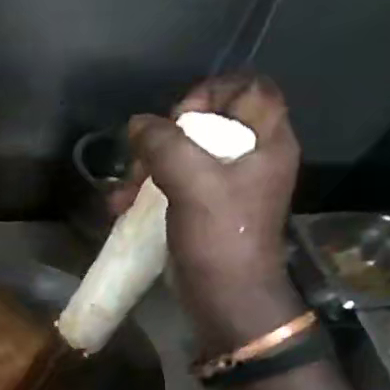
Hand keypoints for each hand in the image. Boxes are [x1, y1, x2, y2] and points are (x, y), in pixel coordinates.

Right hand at [118, 73, 304, 351]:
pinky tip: (121, 207)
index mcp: (268, 143)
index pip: (250, 89)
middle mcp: (252, 159)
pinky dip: (147, 191)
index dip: (213, 91)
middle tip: (144, 158)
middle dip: (166, 137)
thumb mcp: (193, 182)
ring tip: (124, 192)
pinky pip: (174, 185)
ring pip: (185, 155)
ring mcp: (228, 187)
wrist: (225, 299)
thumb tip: (138, 125)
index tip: (181, 117)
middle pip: (210, 122)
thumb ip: (165, 145)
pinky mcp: (205, 211)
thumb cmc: (220, 237)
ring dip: (147, 168)